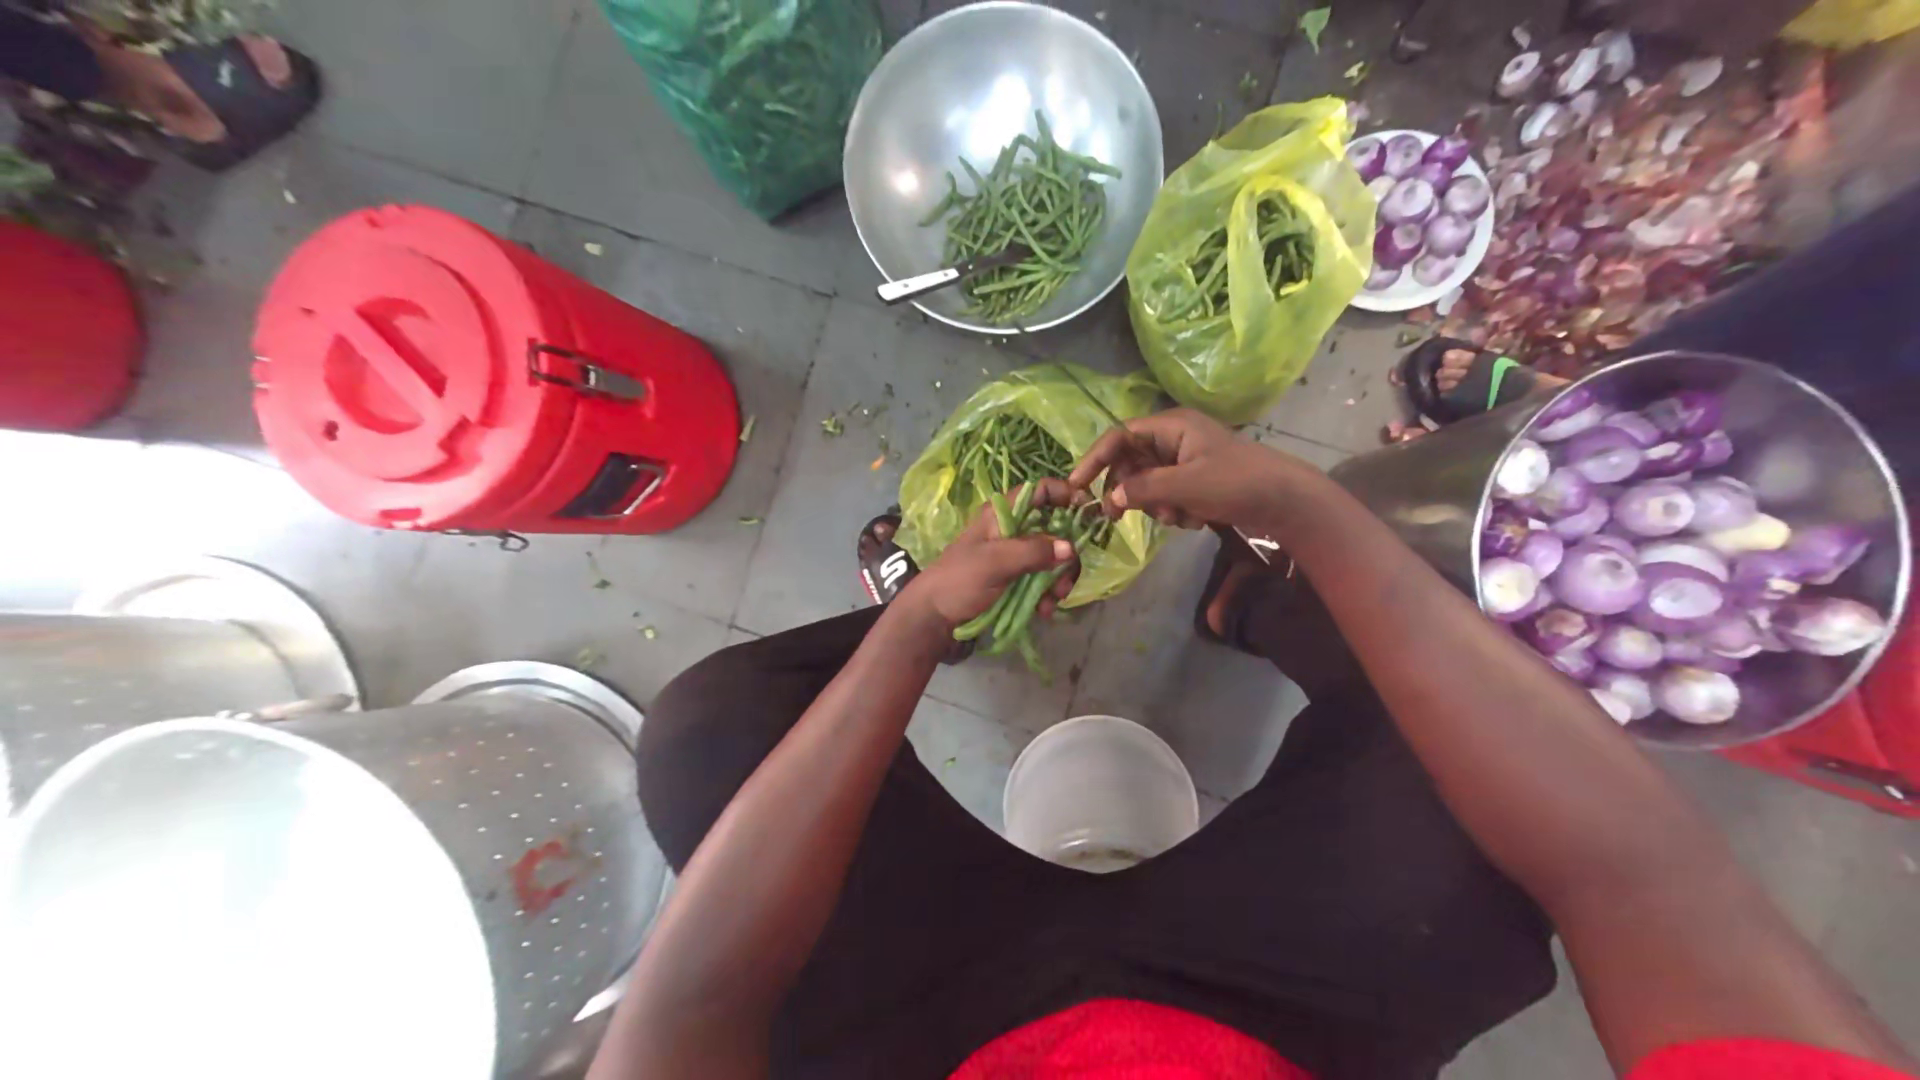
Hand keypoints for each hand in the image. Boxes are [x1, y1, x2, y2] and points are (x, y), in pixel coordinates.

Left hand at [896, 478, 1080, 628]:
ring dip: (1059, 580)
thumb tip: (1070, 548)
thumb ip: (1033, 552)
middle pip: (1056, 528)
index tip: (1087, 513)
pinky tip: (1043, 611)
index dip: (1066, 494)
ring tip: (1051, 602)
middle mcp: (1013, 528)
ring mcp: (1016, 553)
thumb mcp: (995, 562)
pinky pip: (1044, 578)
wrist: (934, 615)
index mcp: (1003, 513)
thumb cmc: (959, 580)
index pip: (1041, 489)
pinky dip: (1048, 593)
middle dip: (1066, 555)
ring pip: (1054, 557)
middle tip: (1065, 582)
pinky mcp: (1017, 576)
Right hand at [1068, 408, 1321, 531]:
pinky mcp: (1193, 481)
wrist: (1286, 501)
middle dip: (1129, 491)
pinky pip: (1166, 495)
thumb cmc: (1236, 482)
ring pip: (1146, 484)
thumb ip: (1143, 489)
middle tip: (1119, 517)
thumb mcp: (1186, 485)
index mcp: (1171, 426)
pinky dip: (1173, 510)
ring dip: (1155, 505)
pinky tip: (1194, 519)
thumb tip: (1110, 498)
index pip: (1118, 436)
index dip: (1094, 459)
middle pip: (1129, 463)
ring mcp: (1184, 461)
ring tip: (1179, 517)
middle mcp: (1173, 439)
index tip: (1076, 487)